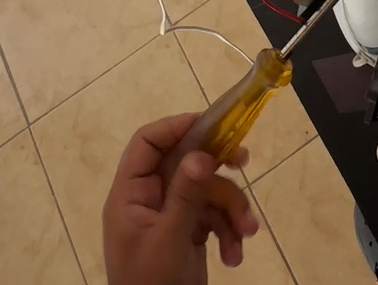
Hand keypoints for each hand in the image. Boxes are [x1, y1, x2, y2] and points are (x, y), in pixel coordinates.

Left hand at [103, 113, 259, 284]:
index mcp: (131, 195)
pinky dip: (229, 231)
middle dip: (218, 171)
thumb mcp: (169, 240)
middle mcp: (149, 200)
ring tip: (246, 231)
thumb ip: (185, 194)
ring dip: (231, 209)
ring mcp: (170, 216)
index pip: (147, 143)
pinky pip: (213, 216)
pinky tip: (234, 254)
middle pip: (186, 163)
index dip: (175, 127)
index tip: (210, 124)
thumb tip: (201, 152)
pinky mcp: (189, 233)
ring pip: (207, 190)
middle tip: (244, 160)